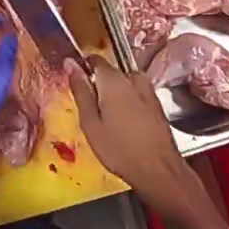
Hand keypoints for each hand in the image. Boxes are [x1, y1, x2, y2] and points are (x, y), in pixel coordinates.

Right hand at [67, 55, 195, 203]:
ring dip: (111, 96)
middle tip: (90, 112)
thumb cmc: (118, 149)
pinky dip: (125, 102)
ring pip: (121, 84)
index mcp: (114, 80)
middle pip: (109, 73)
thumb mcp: (90, 122)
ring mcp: (148, 89)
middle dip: (97, 86)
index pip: (94, 59)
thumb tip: (70, 63)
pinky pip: (133, 93)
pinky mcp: (156, 101)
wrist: (158, 169)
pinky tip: (122, 124)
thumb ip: (80, 90)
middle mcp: (133, 77)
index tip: (75, 86)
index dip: (81, 69)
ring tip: (106, 120)